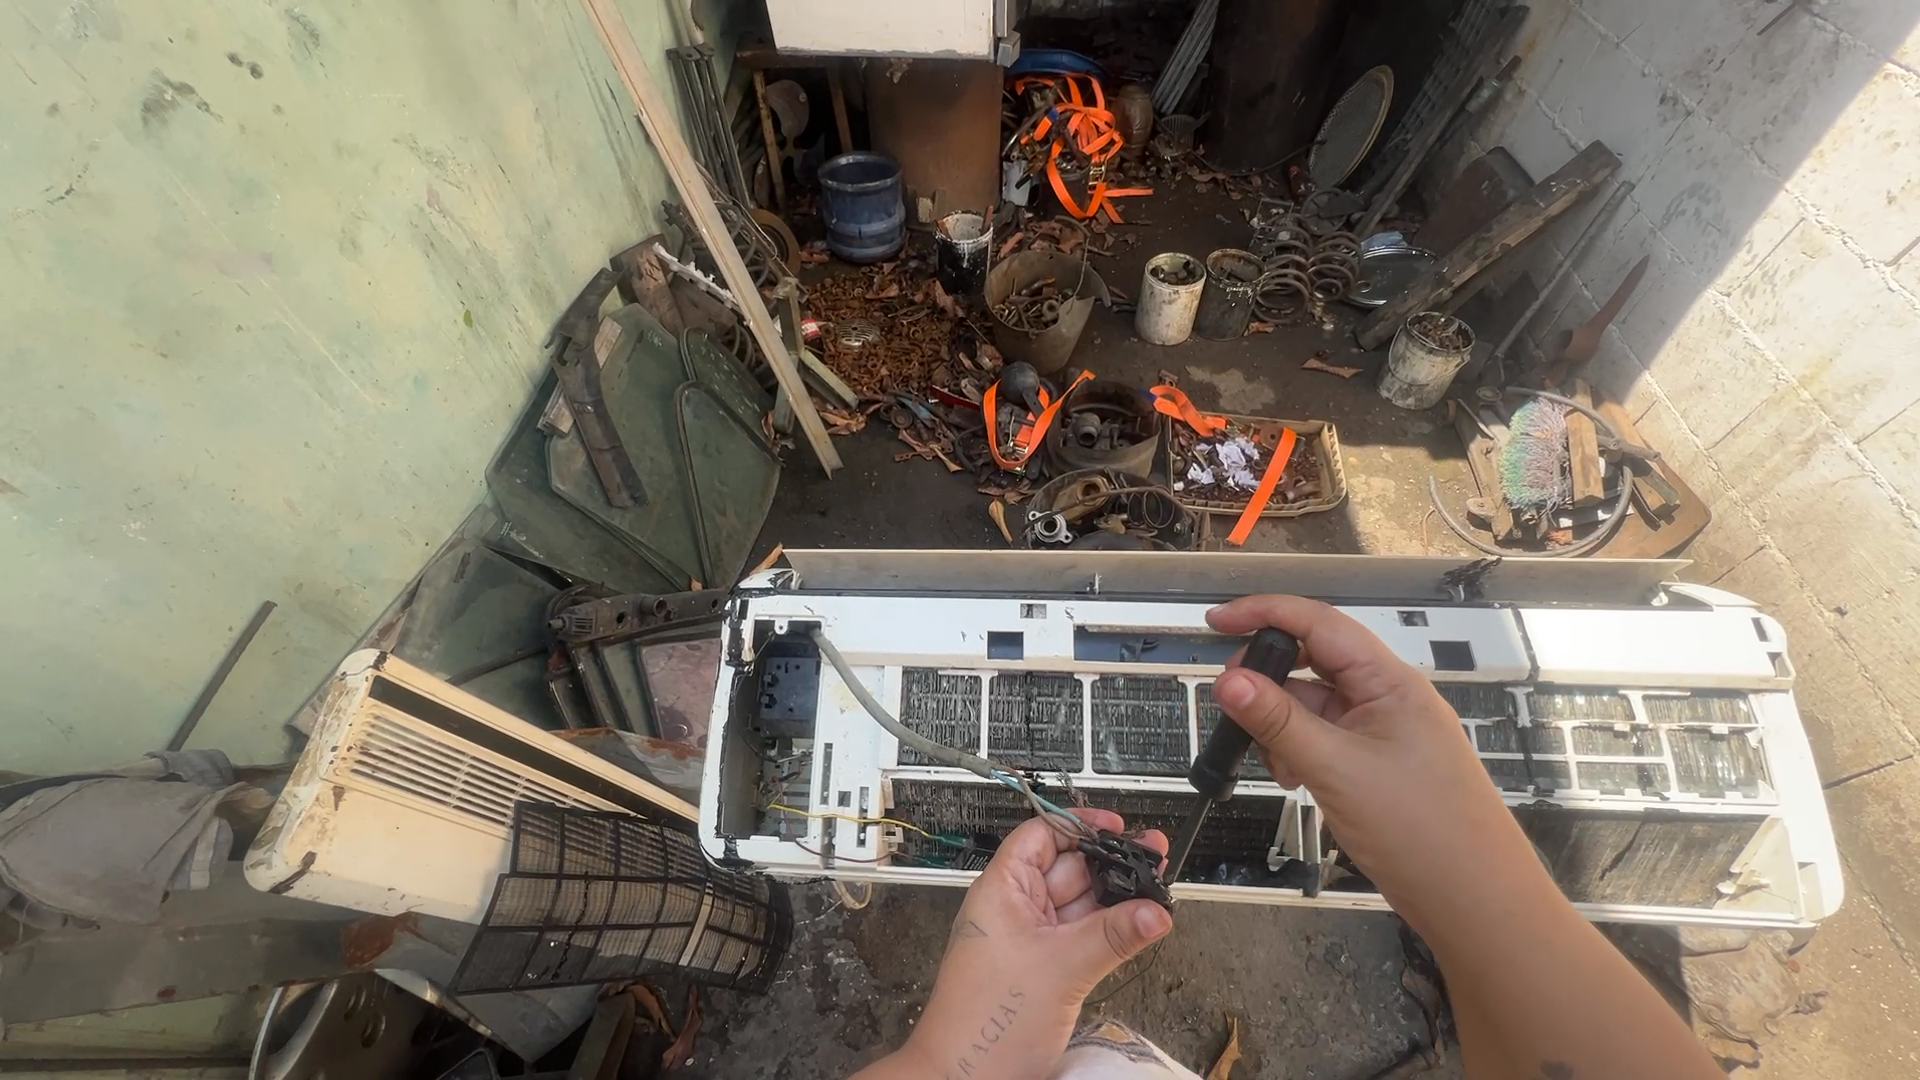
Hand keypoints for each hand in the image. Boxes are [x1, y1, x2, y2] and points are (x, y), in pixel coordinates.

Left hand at [868, 809, 1171, 1079]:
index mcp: (1003, 887)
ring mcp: (1031, 937)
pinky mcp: (1044, 967)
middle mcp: (1016, 905)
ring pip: (1079, 903)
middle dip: (1110, 860)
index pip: (1041, 835)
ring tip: (1157, 885)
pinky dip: (1109, 928)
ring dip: (1116, 895)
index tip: (1117, 826)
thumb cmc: (987, 1021)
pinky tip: (1140, 922)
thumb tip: (1156, 911)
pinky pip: (1081, 935)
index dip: (1079, 825)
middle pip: (1067, 866)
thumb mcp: (1059, 967)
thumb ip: (1113, 936)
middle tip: (1154, 854)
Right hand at [1206, 595, 1548, 933]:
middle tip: (1233, 702)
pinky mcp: (1371, 761)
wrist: (1478, 908)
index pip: (1318, 623)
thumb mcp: (1336, 769)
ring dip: (1279, 723)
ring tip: (1274, 760)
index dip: (1264, 612)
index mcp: (1389, 682)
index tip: (1218, 621)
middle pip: (1311, 661)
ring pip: (1310, 702)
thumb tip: (1227, 680)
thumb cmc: (1424, 832)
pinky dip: (1294, 748)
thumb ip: (1277, 721)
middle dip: (1267, 678)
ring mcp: (1378, 730)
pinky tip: (1290, 776)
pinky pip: (1319, 735)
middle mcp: (1385, 697)